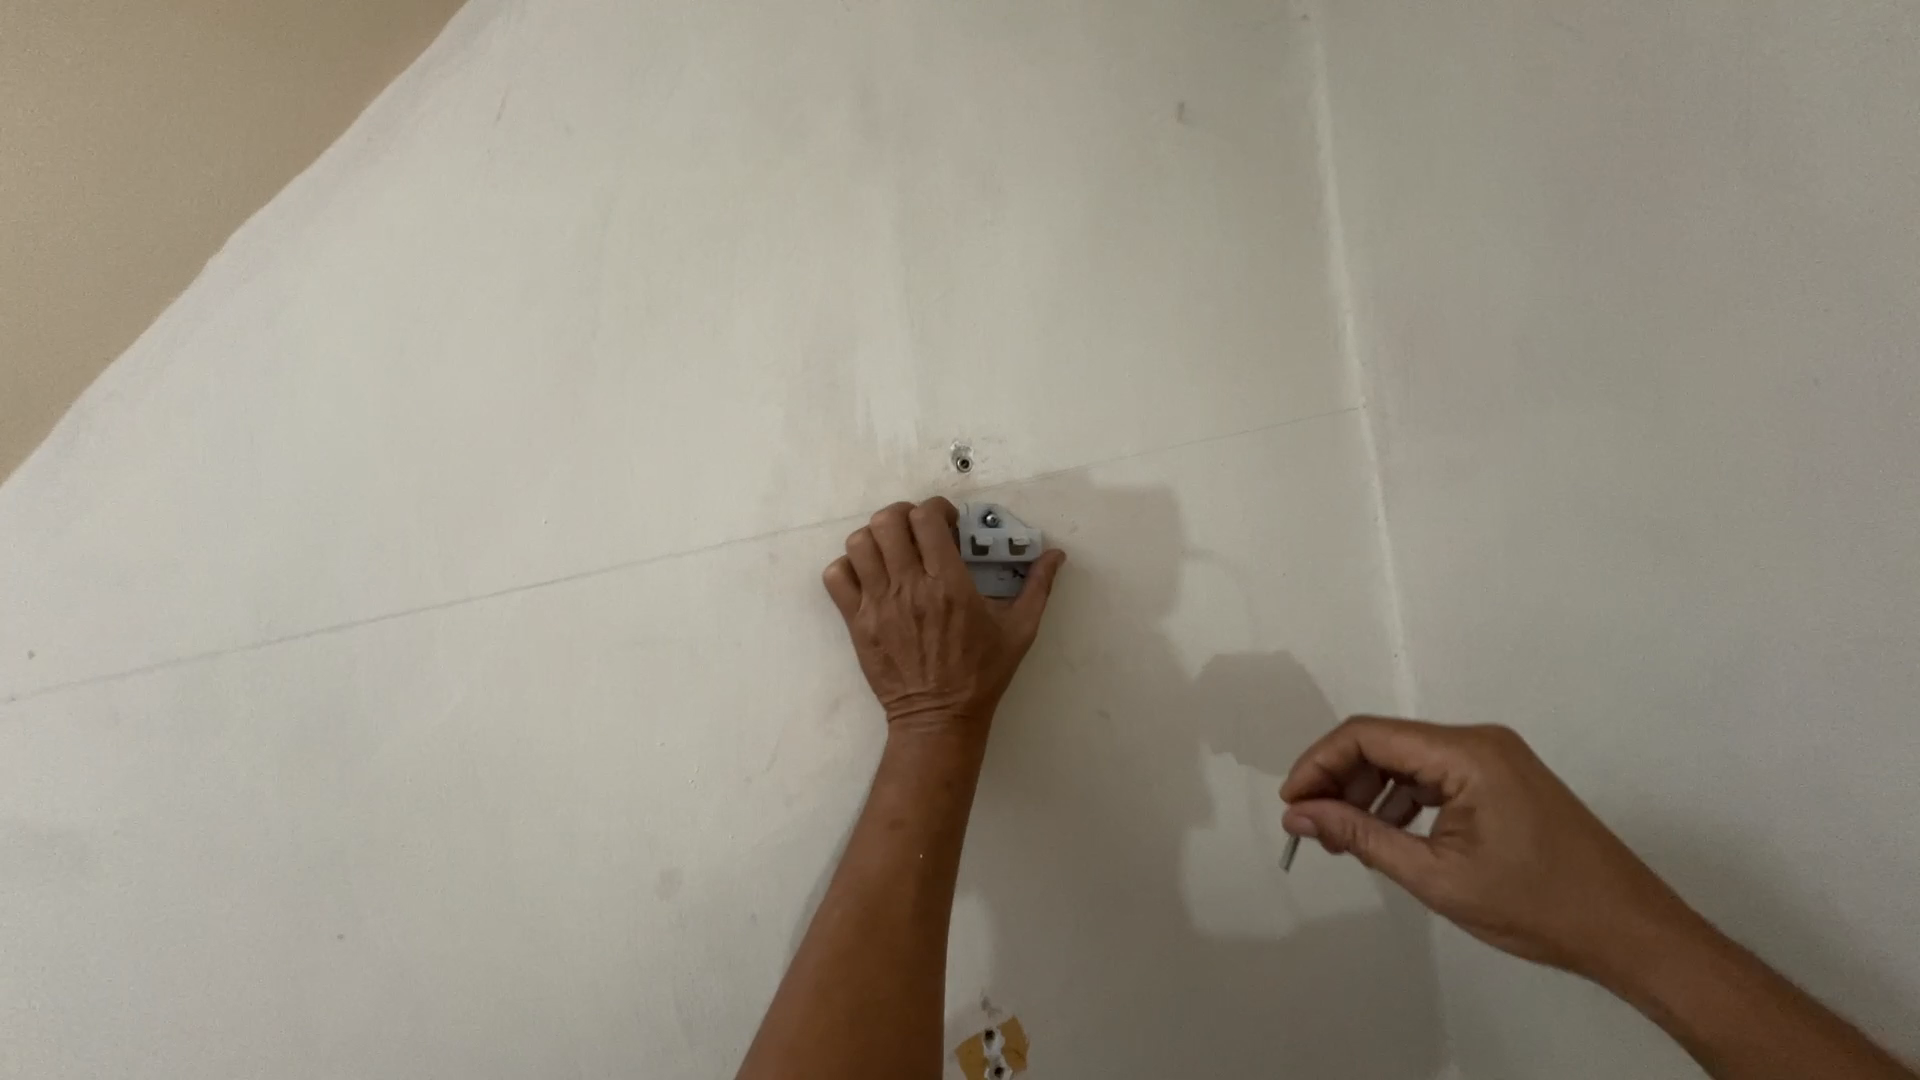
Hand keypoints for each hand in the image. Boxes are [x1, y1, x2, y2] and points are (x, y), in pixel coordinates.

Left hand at [823, 498, 1066, 732]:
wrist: (940, 718)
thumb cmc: (982, 674)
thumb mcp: (1020, 631)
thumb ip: (1037, 587)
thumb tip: (1056, 555)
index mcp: (950, 585)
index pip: (926, 519)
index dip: (935, 509)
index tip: (946, 522)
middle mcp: (910, 588)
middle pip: (887, 522)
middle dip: (902, 515)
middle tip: (917, 530)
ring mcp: (878, 605)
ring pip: (858, 544)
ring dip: (874, 538)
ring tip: (892, 550)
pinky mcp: (857, 623)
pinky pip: (836, 577)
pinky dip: (847, 567)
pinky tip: (869, 576)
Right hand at [1279, 717, 1698, 982]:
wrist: (1640, 939)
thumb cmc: (1538, 907)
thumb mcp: (1435, 875)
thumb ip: (1359, 835)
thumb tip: (1297, 815)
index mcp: (1465, 752)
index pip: (1366, 736)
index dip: (1318, 764)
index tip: (1292, 805)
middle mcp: (1476, 740)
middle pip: (1382, 744)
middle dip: (1338, 781)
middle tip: (1313, 827)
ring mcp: (1492, 758)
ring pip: (1404, 760)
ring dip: (1365, 792)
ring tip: (1344, 838)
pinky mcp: (1500, 779)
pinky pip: (1431, 776)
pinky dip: (1399, 800)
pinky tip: (1385, 834)